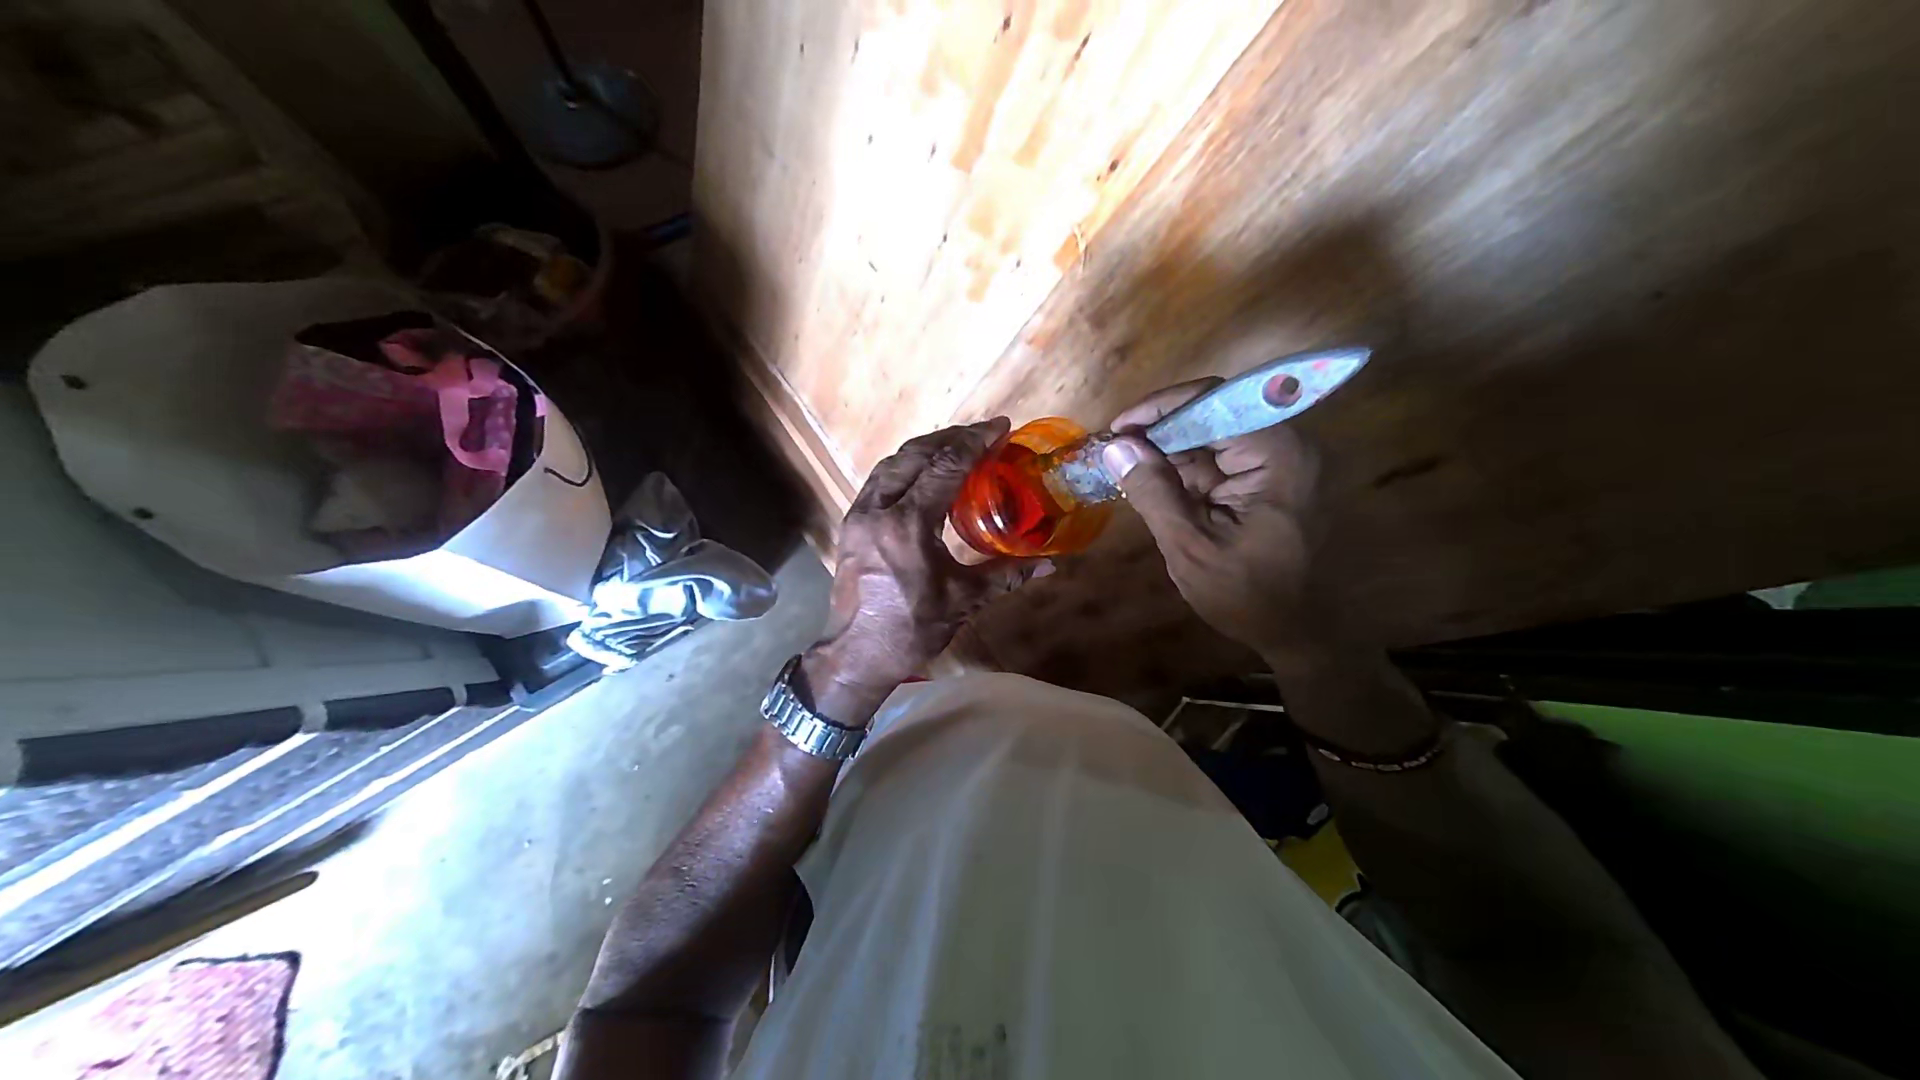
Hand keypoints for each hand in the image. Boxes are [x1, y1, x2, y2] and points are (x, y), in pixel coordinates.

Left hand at [802, 418, 1051, 722]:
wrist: (856, 654)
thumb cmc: (911, 628)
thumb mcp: (963, 601)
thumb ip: (1006, 576)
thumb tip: (1049, 565)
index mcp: (908, 524)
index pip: (945, 467)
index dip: (975, 442)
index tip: (1000, 428)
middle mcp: (879, 509)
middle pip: (915, 454)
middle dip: (951, 437)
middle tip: (982, 434)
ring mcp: (859, 514)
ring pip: (892, 463)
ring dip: (925, 449)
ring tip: (955, 447)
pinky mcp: (851, 524)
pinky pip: (879, 480)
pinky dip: (904, 467)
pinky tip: (922, 474)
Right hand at [1100, 379, 1329, 663]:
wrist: (1288, 630)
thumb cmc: (1244, 594)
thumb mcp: (1189, 545)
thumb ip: (1153, 491)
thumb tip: (1115, 447)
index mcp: (1277, 458)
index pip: (1216, 403)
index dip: (1163, 407)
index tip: (1119, 427)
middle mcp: (1282, 447)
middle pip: (1213, 411)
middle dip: (1160, 427)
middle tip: (1115, 446)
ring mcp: (1273, 462)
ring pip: (1210, 432)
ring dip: (1165, 445)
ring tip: (1122, 461)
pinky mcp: (1260, 478)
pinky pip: (1214, 456)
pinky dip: (1179, 465)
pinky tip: (1147, 476)